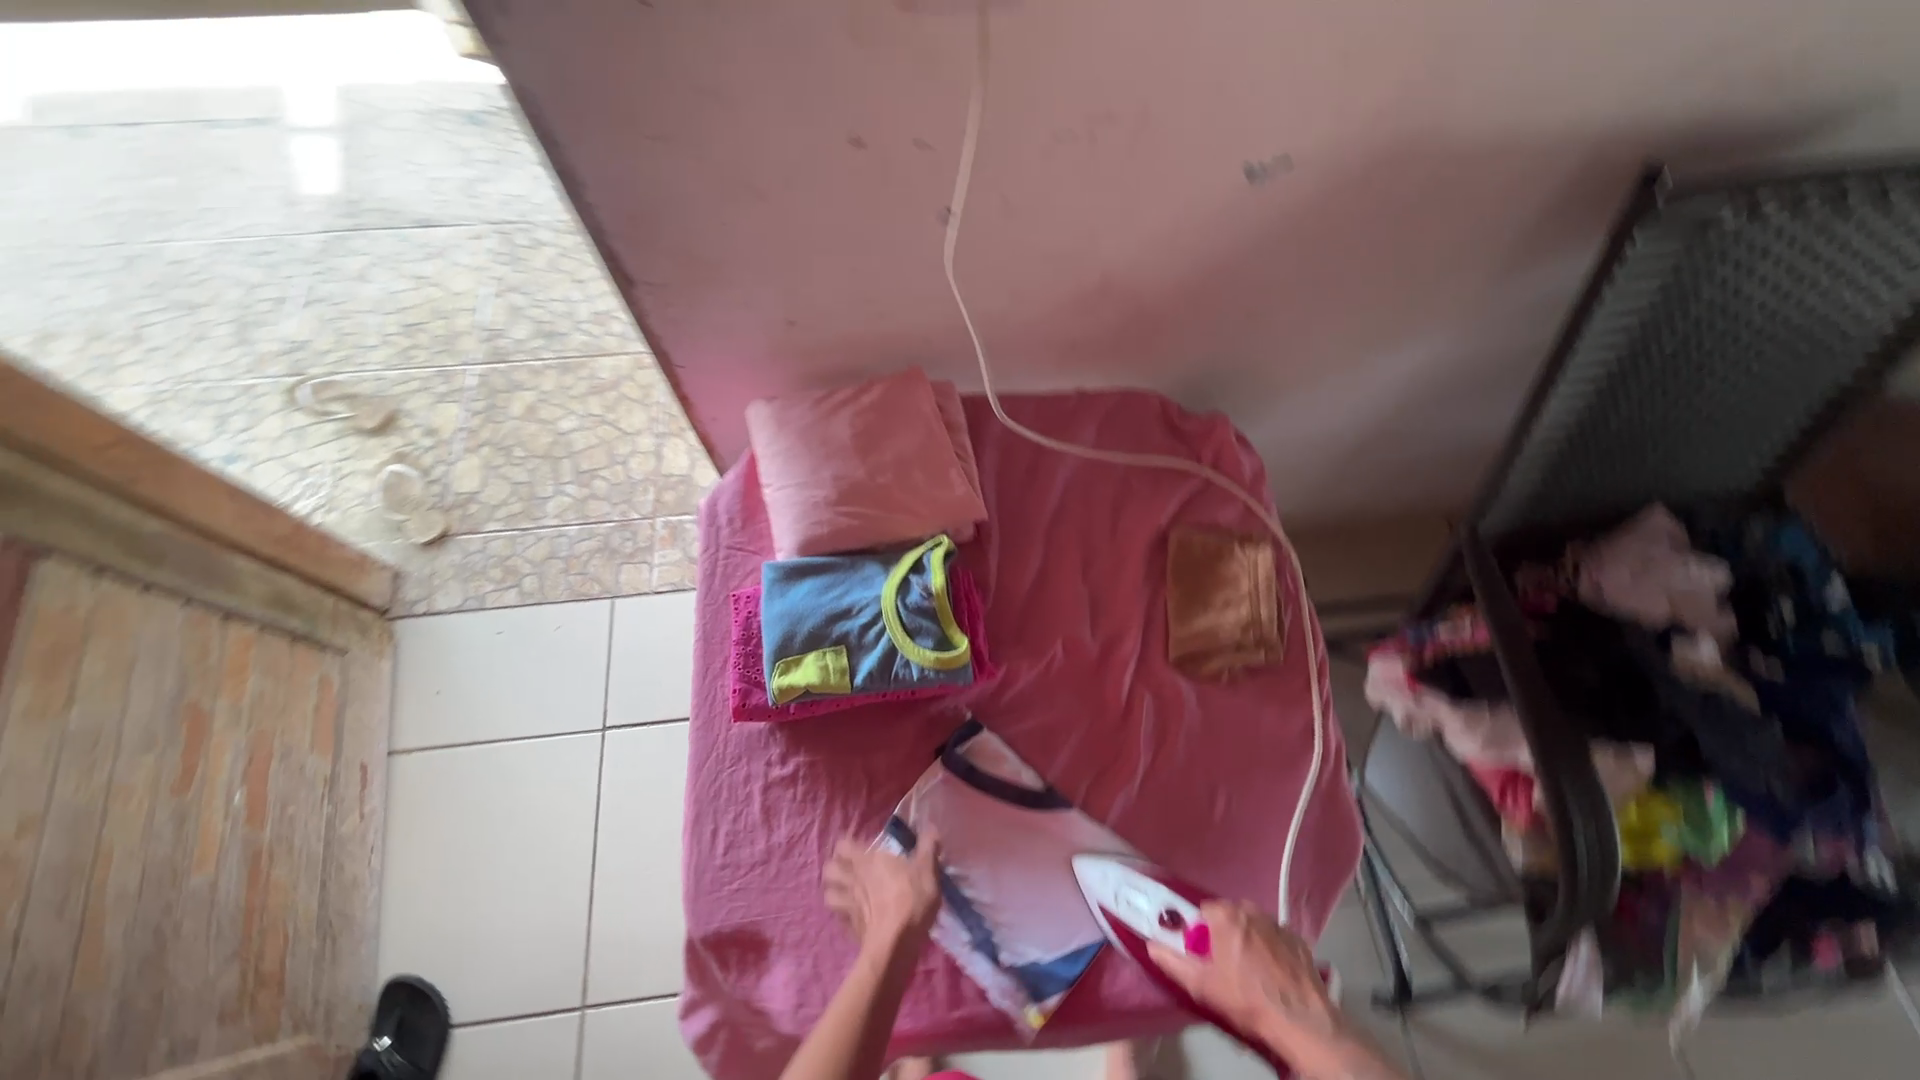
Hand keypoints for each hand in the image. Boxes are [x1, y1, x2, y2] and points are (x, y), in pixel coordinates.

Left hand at [823, 830, 941, 951]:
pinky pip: (839, 916)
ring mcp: (848, 904)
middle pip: (829, 869)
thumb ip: (928, 848)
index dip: (846, 847)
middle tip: (849, 869)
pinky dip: (843, 914)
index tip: (858, 849)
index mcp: (868, 861)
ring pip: (828, 893)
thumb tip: (931, 827)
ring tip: (846, 892)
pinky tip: (854, 916)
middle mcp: (853, 879)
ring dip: (834, 891)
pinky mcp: (850, 926)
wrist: (896, 942)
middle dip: (835, 868)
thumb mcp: (927, 870)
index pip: (843, 846)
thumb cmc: (911, 899)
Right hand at [1146, 900, 1335, 1046]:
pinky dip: (1271, 950)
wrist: (1301, 1022)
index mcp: (1227, 915)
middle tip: (1224, 967)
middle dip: (1223, 936)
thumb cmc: (1246, 1000)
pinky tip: (1273, 975)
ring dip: (1247, 941)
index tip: (1203, 957)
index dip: (1199, 934)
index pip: (1203, 912)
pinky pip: (1275, 938)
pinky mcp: (1298, 941)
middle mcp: (1253, 911)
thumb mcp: (1201, 985)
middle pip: (1229, 916)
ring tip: (1251, 973)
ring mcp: (1279, 925)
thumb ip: (1172, 961)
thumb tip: (1152, 945)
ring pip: (1253, 926)